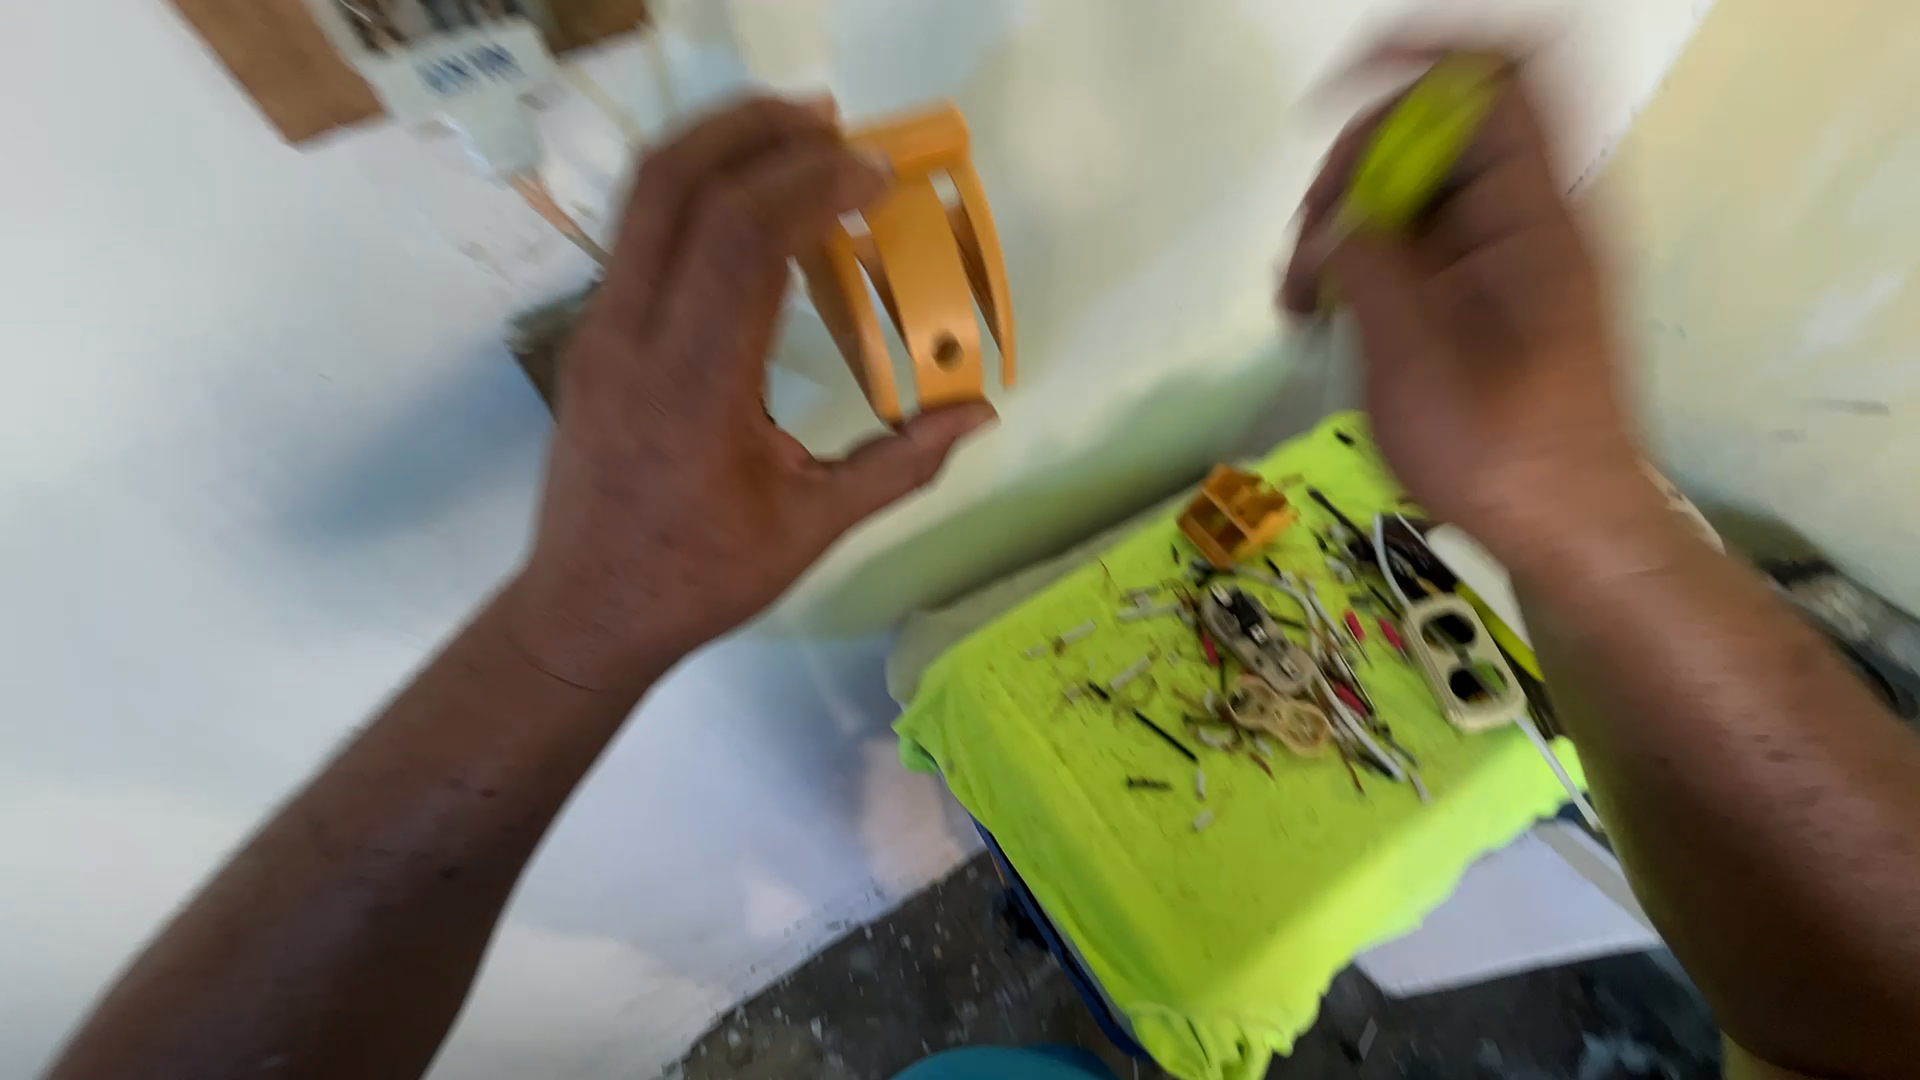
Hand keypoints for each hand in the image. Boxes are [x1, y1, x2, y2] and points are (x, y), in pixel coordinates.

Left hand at [509, 97, 996, 690]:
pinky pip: (638, 233)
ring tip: (792, 135)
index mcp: (694, 390)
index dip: (814, 187)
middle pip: (680, 185)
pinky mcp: (590, 336)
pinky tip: (746, 207)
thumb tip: (980, 414)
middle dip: (760, 132)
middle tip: (834, 125)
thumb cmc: (703, 577)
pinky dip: (695, 193)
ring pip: (643, 196)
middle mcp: (632, 339)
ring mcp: (597, 331)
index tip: (876, 175)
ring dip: (719, 146)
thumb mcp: (814, 528)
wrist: (587, 609)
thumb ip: (902, 464)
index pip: (745, 242)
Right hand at [1281, 49, 1659, 567]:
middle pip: (1426, 137)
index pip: (1492, 81)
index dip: (1412, 65)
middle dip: (1345, 180)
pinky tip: (1316, 315)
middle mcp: (1516, 218)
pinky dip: (1348, 267)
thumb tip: (1333, 227)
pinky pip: (1398, 247)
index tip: (1325, 107)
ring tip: (1298, 303)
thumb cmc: (1499, 449)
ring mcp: (1488, 257)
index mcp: (1534, 214)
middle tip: (1305, 258)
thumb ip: (1375, 270)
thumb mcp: (1422, 360)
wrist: (1555, 520)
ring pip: (1399, 196)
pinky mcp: (1462, 295)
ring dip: (1335, 233)